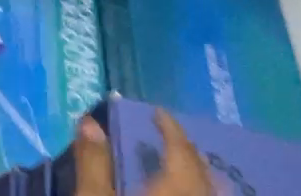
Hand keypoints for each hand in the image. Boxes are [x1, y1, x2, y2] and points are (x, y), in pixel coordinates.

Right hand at [71, 109, 214, 195]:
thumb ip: (94, 162)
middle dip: (187, 151)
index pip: (180, 151)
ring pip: (211, 192)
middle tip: (169, 134)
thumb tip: (89, 121)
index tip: (158, 112)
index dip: (170, 128)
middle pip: (201, 173)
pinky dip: (199, 190)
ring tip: (183, 163)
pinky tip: (187, 190)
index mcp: (175, 189)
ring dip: (198, 174)